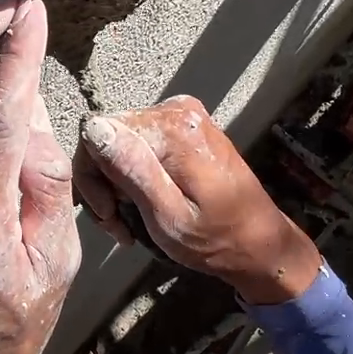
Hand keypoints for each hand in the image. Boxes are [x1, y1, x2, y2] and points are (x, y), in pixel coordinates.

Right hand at [74, 95, 321, 304]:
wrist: (261, 244)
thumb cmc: (217, 240)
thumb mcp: (169, 216)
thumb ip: (132, 170)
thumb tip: (92, 127)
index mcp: (172, 128)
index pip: (96, 131)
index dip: (91, 175)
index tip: (110, 214)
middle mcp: (174, 109)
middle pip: (106, 135)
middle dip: (102, 182)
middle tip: (118, 225)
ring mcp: (180, 114)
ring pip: (117, 141)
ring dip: (115, 183)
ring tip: (128, 221)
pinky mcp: (182, 125)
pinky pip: (137, 143)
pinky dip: (131, 174)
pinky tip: (140, 202)